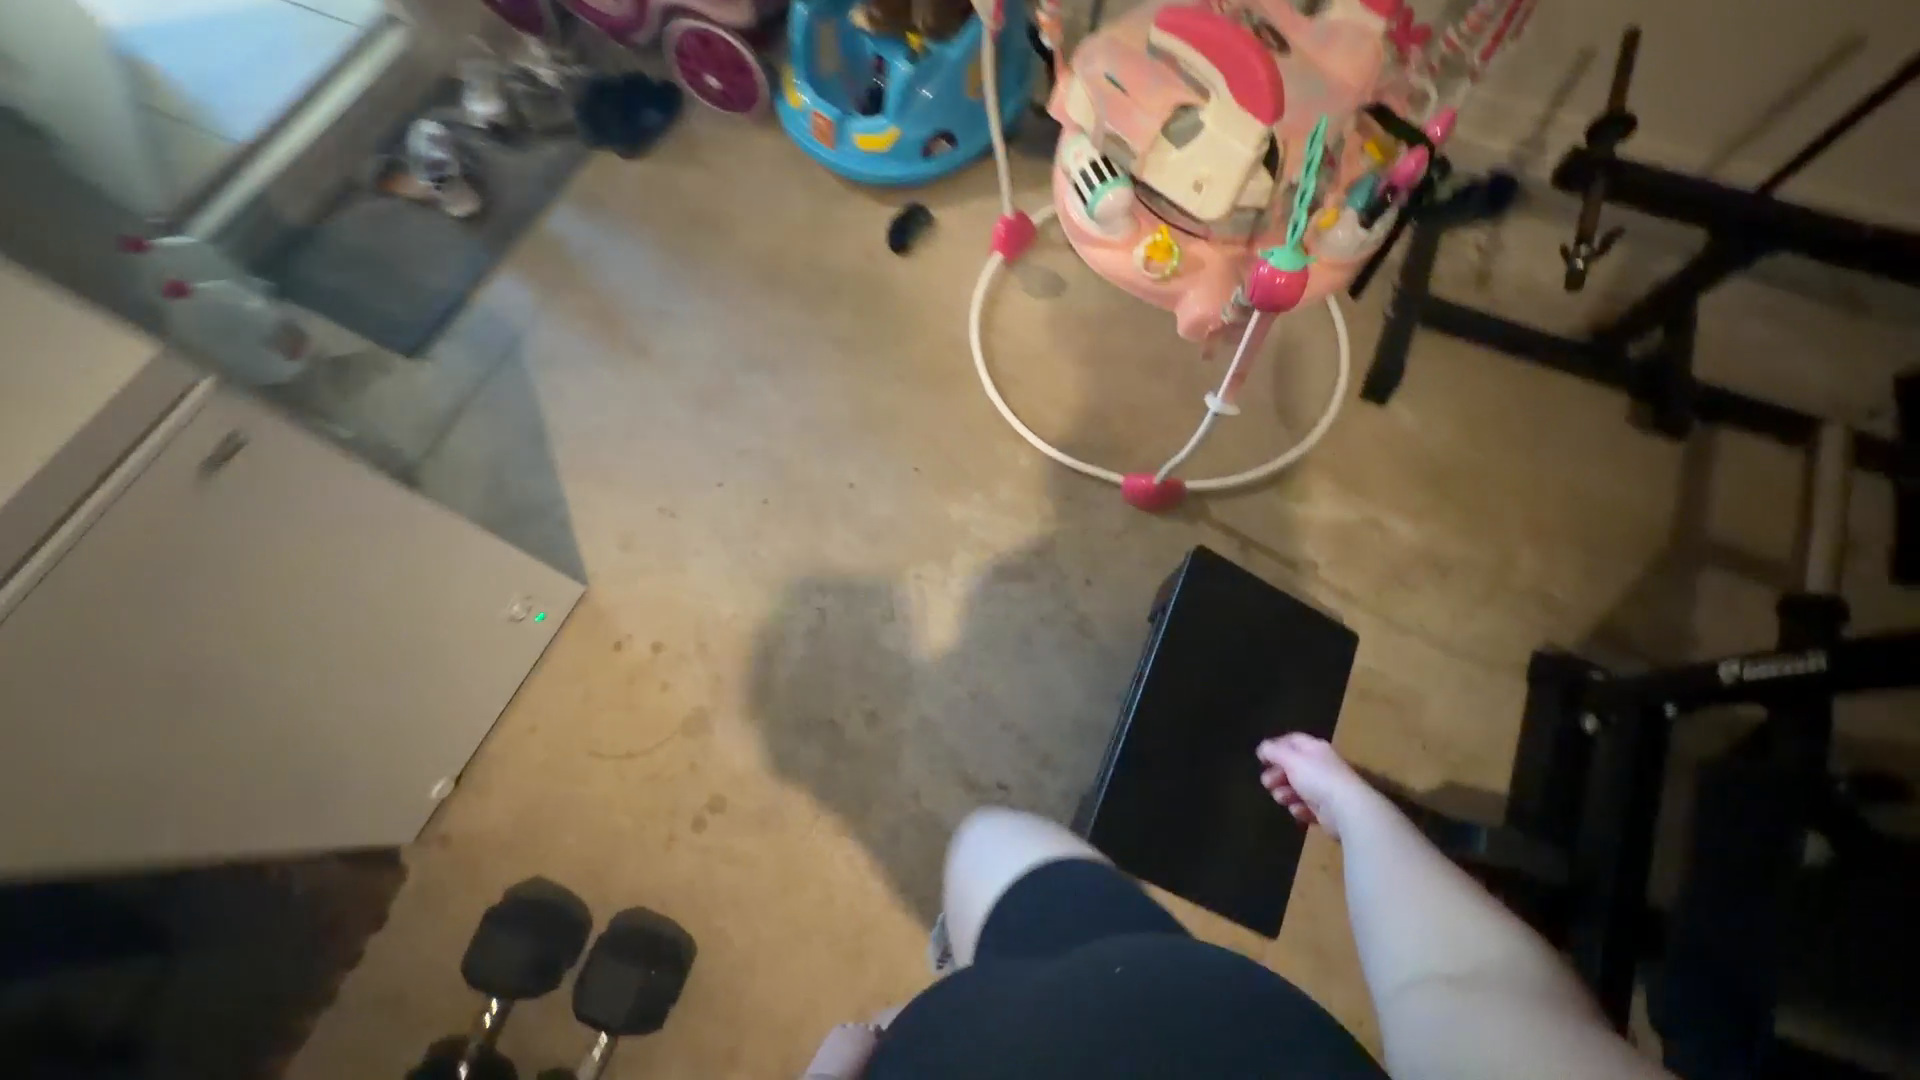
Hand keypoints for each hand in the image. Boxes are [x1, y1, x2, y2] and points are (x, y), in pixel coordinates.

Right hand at [1256, 734, 1369, 839]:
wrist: (1346, 809)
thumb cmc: (1317, 777)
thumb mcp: (1290, 759)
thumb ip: (1273, 751)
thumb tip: (1262, 748)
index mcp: (1314, 749)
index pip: (1292, 741)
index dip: (1275, 747)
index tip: (1261, 758)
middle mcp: (1320, 766)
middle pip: (1292, 766)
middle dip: (1277, 775)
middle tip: (1267, 783)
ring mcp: (1324, 788)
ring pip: (1296, 788)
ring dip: (1285, 793)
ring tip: (1283, 798)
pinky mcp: (1326, 810)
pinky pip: (1306, 806)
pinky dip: (1300, 808)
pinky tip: (1299, 810)